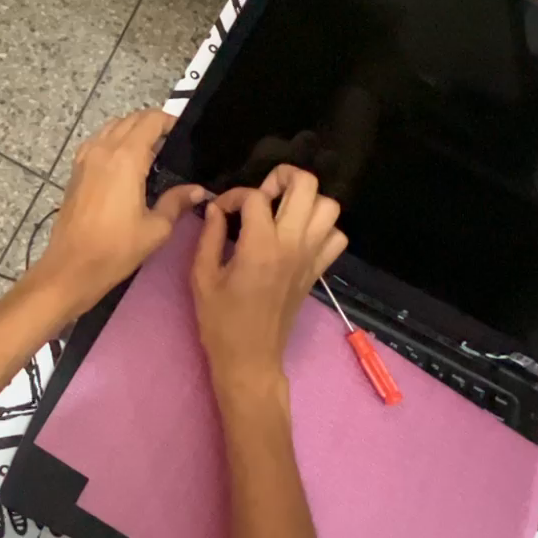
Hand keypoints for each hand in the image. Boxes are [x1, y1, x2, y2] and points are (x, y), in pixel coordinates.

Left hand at [25, 108, 205, 315]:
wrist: (72, 267)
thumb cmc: (116, 249)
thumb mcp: (155, 228)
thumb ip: (176, 202)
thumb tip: (198, 190)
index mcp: (125, 158)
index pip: (150, 120)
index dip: (169, 120)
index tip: (183, 133)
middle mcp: (103, 150)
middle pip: (130, 120)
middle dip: (151, 124)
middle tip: (171, 145)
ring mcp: (85, 159)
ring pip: (111, 128)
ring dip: (131, 132)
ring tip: (150, 154)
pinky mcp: (75, 171)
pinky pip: (97, 143)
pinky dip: (113, 143)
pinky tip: (124, 166)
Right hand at [191, 165, 346, 391]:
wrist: (250, 359)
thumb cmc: (220, 322)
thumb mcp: (202, 277)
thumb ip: (209, 237)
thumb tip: (214, 209)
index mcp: (260, 246)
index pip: (255, 197)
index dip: (233, 196)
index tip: (220, 211)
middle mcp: (292, 246)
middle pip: (306, 186)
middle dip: (281, 178)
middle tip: (261, 196)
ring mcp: (310, 258)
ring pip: (329, 207)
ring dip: (306, 201)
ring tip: (281, 212)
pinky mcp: (317, 271)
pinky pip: (336, 237)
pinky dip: (322, 228)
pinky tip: (298, 235)